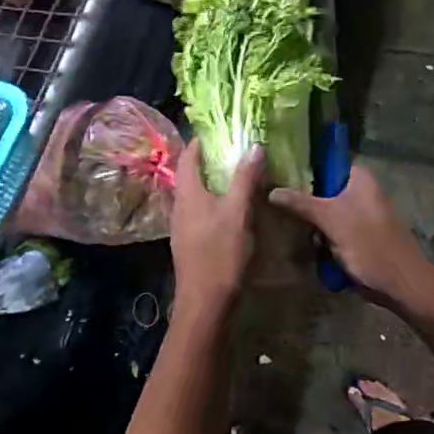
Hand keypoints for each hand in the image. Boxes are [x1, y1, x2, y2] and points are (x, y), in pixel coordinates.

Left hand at [168, 140, 266, 311]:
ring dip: (213, 183)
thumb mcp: (238, 211)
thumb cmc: (220, 252)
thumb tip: (254, 146)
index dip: (201, 141)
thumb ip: (245, 178)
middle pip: (190, 174)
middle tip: (234, 151)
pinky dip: (214, 202)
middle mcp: (179, 205)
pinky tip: (232, 209)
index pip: (188, 156)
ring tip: (237, 176)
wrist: (205, 301)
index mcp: (187, 192)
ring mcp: (182, 225)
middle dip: (209, 161)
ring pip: (195, 194)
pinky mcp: (189, 242)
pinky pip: (199, 211)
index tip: (220, 131)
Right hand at [269, 165, 433, 306]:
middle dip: (303, 199)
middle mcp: (361, 191)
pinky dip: (321, 235)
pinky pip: (332, 229)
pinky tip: (303, 240)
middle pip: (323, 188)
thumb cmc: (368, 243)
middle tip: (275, 203)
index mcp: (360, 177)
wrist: (399, 283)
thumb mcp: (330, 219)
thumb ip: (300, 203)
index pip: (325, 161)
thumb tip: (271, 190)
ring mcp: (360, 214)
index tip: (278, 175)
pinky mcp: (358, 236)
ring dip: (311, 221)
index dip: (302, 167)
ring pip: (326, 211)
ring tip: (285, 224)